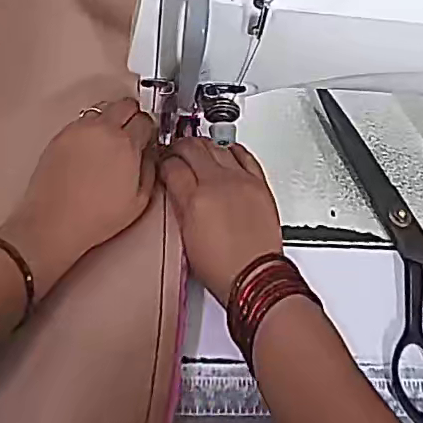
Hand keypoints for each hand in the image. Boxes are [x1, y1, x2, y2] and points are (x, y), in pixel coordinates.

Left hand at [0, 96, 158, 293]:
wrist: (54, 222)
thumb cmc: (93, 216)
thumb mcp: (139, 201)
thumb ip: (150, 170)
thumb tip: (150, 155)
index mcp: (126, 143)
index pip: (145, 119)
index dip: (148, 129)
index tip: (147, 137)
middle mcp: (102, 129)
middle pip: (125, 104)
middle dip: (132, 116)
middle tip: (132, 132)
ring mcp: (78, 130)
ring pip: (101, 109)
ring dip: (109, 120)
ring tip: (108, 143)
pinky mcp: (60, 136)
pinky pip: (81, 122)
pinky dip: (89, 129)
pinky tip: (89, 150)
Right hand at [160, 137, 282, 296]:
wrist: (255, 277)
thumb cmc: (222, 268)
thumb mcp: (186, 238)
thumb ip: (179, 207)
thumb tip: (176, 191)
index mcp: (194, 200)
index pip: (171, 166)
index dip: (163, 162)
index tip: (163, 164)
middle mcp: (217, 184)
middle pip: (192, 148)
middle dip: (179, 147)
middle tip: (176, 152)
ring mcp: (240, 181)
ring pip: (217, 146)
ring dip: (203, 146)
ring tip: (198, 150)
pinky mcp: (259, 183)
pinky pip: (244, 155)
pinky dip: (231, 149)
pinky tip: (226, 151)